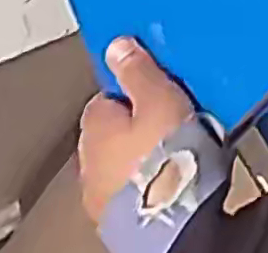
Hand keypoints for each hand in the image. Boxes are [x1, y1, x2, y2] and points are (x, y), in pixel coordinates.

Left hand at [78, 37, 196, 222]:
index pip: (106, 95)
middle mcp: (89, 163)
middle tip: (172, 114)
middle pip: (114, 130)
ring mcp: (102, 195)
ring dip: (143, 153)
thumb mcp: (158, 95)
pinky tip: (174, 173)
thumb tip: (117, 47)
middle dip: (138, 123)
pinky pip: (135, 186)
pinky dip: (149, 179)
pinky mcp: (121, 220)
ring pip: (123, 160)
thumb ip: (137, 70)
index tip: (154, 84)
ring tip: (178, 145)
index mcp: (94, 127)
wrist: (177, 222)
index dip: (132, 88)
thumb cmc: (166, 157)